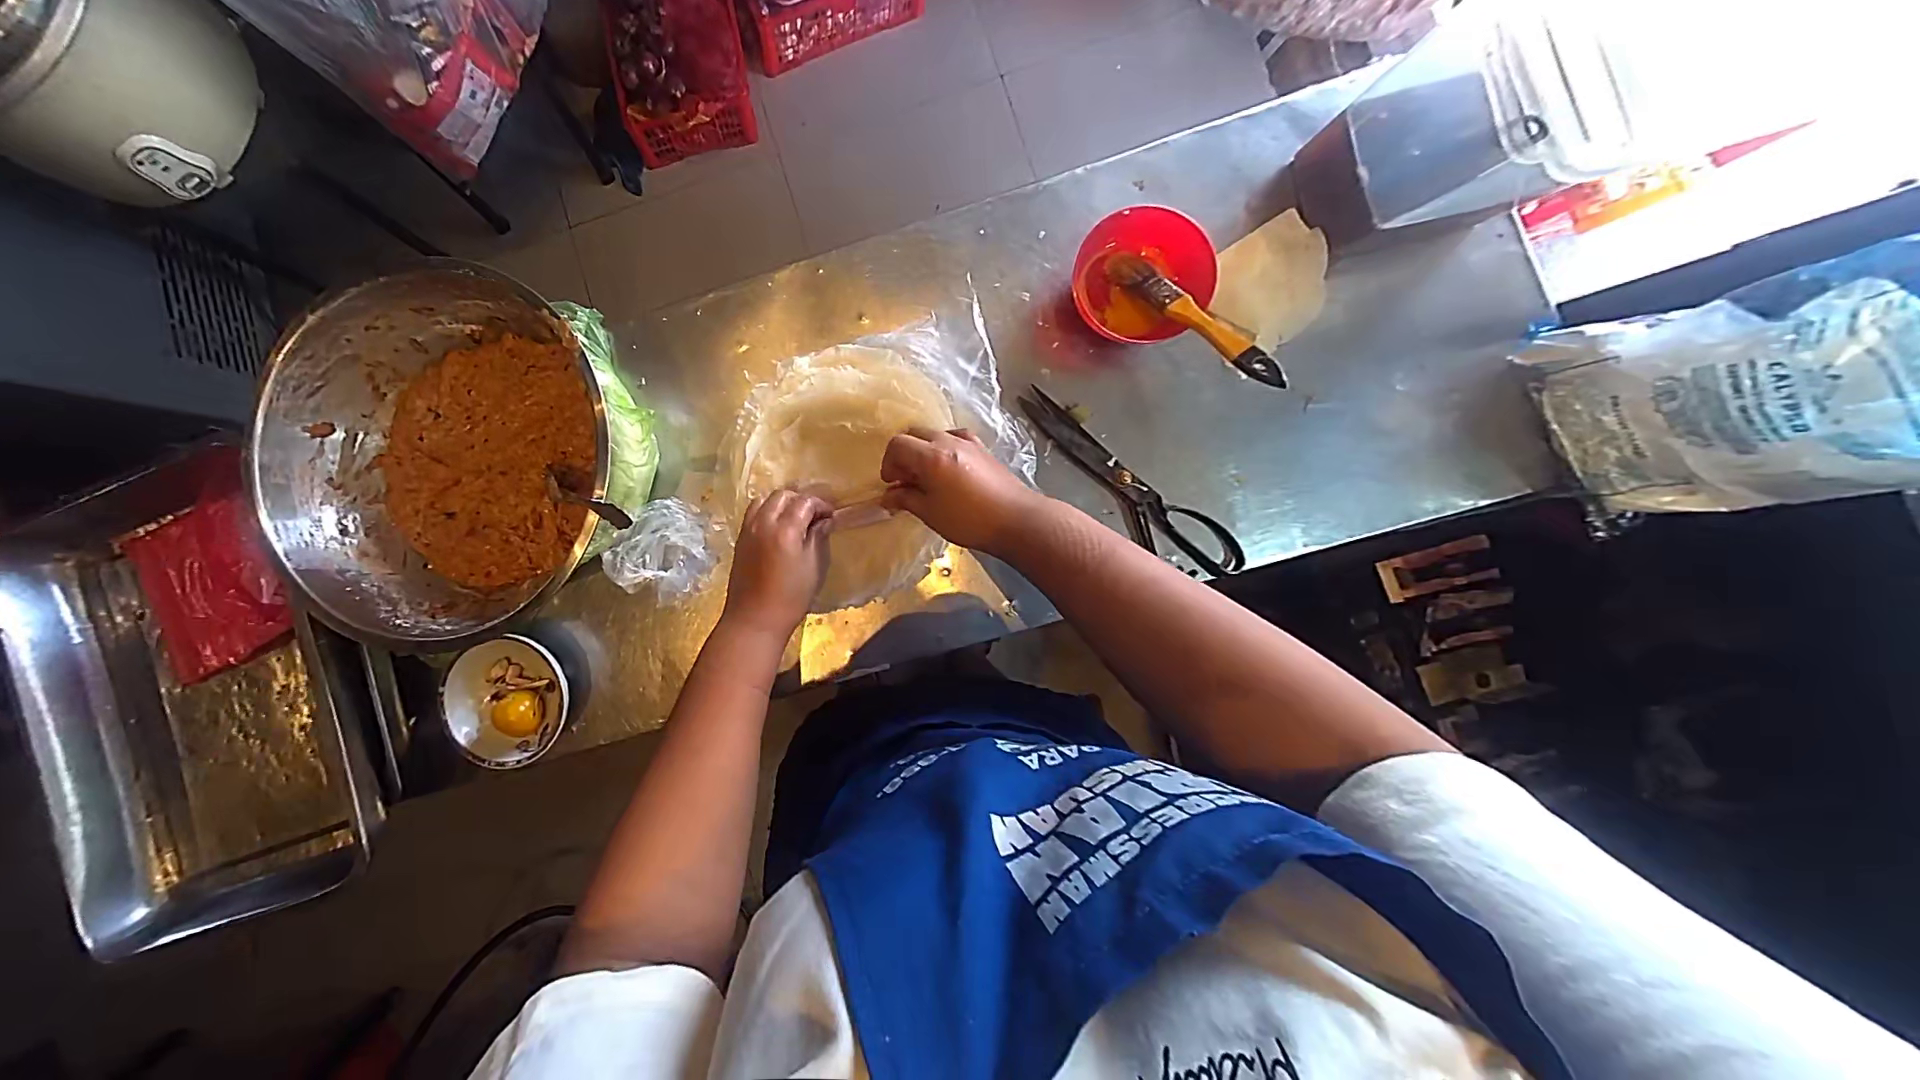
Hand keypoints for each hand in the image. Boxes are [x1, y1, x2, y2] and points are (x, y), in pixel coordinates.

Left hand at [723, 489, 833, 634]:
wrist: (755, 619)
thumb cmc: (792, 597)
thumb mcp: (815, 567)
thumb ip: (819, 538)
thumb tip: (823, 521)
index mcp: (786, 529)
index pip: (805, 502)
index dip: (821, 505)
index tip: (831, 516)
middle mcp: (764, 523)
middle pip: (783, 495)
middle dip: (801, 500)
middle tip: (815, 516)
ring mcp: (748, 529)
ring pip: (765, 500)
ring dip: (782, 503)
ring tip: (794, 518)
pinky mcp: (740, 539)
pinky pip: (754, 513)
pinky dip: (768, 511)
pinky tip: (778, 528)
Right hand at [880, 428, 1046, 555]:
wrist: (1017, 519)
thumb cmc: (969, 520)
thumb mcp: (931, 513)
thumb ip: (906, 499)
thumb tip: (889, 495)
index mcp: (931, 456)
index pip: (897, 445)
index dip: (889, 464)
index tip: (892, 484)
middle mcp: (948, 441)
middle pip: (914, 434)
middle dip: (905, 455)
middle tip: (907, 481)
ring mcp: (969, 442)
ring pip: (935, 436)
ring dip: (924, 452)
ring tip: (928, 479)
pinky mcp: (983, 449)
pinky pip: (955, 441)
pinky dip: (944, 451)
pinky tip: (950, 473)